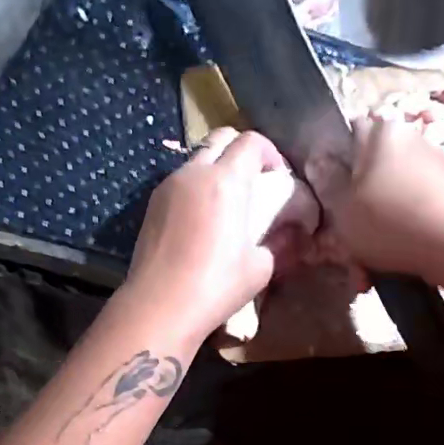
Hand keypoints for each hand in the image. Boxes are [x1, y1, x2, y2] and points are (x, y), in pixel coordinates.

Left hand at [122, 129, 317, 341]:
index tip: (279, 177)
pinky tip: (203, 219)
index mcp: (226, 181)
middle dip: (242, 151)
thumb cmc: (216, 286)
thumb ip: (278, 241)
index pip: (251, 142)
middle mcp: (195, 173)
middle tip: (255, 180)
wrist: (159, 306)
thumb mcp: (260, 268)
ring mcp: (168, 186)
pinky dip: (197, 187)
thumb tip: (291, 232)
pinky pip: (181, 181)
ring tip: (228, 202)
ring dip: (217, 168)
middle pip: (221, 138)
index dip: (271, 153)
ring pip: (197, 158)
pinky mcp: (152, 204)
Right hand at [306, 117, 443, 281]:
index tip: (325, 203)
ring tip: (366, 275)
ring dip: (373, 240)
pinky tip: (390, 273)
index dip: (329, 169)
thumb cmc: (391, 220)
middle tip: (345, 253)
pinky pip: (412, 219)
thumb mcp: (341, 207)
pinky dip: (399, 243)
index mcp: (381, 131)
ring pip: (387, 205)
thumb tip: (319, 161)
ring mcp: (434, 170)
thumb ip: (325, 183)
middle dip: (353, 220)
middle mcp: (411, 142)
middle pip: (367, 178)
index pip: (345, 136)